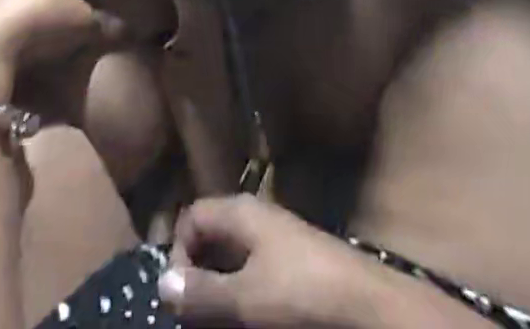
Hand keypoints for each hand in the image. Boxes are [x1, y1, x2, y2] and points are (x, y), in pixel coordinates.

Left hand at [0, 0, 128, 71]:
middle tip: (93, 20)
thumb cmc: (46, 20)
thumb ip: (110, 25)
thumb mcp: (88, 27)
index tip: (110, 1)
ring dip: (54, 8)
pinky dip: (34, 19)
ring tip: (68, 35)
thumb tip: (129, 29)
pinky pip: (24, 7)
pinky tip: (40, 40)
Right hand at [160, 197, 391, 327]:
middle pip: (210, 235)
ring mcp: (275, 237)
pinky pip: (253, 269)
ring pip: (232, 256)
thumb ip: (202, 292)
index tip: (182, 295)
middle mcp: (255, 216)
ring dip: (219, 286)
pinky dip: (242, 290)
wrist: (368, 303)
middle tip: (196, 314)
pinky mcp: (292, 260)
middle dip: (198, 273)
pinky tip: (247, 315)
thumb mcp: (245, 298)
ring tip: (220, 319)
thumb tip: (161, 284)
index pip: (191, 217)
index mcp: (240, 212)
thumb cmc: (300, 292)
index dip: (179, 252)